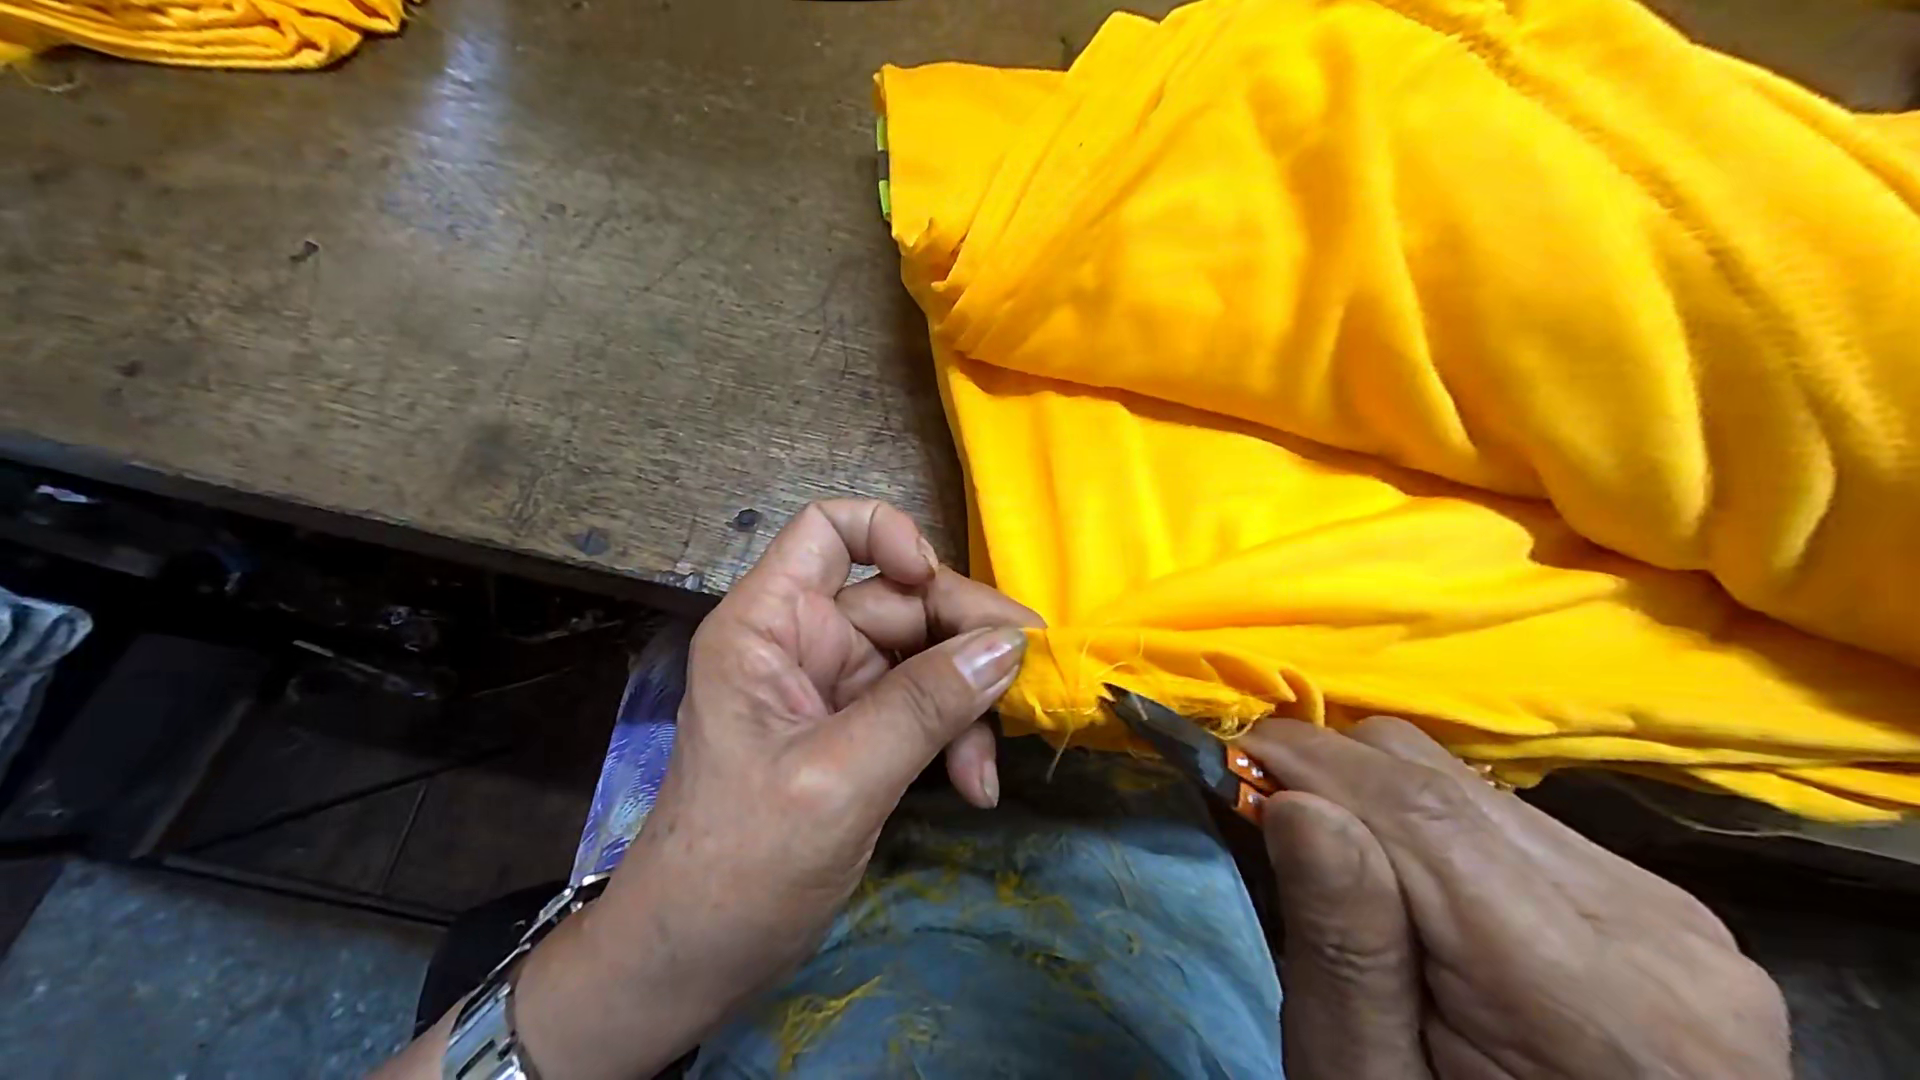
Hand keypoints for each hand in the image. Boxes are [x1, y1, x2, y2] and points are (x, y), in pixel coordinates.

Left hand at [511, 500, 1039, 1078]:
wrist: (696, 963)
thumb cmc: (739, 866)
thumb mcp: (839, 780)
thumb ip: (924, 707)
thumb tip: (1009, 647)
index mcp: (769, 624)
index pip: (827, 529)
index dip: (889, 534)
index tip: (936, 583)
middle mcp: (805, 640)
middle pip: (901, 597)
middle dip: (964, 638)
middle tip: (1026, 676)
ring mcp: (836, 686)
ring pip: (926, 655)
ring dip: (969, 702)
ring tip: (990, 765)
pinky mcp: (861, 729)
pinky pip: (926, 706)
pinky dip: (957, 736)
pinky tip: (977, 785)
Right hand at [1238, 716, 1789, 1079]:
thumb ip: (1343, 948)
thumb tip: (1295, 804)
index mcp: (1596, 1009)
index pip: (1424, 814)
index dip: (1313, 763)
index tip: (1231, 758)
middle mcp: (1654, 933)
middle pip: (1442, 778)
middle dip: (1333, 776)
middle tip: (1269, 820)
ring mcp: (1666, 911)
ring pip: (1464, 780)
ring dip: (1373, 796)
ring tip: (1338, 863)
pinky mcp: (1648, 902)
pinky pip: (1496, 810)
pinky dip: (1420, 820)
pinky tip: (1408, 884)